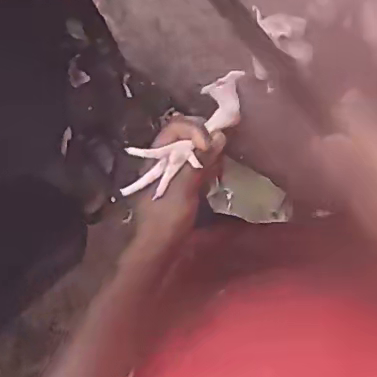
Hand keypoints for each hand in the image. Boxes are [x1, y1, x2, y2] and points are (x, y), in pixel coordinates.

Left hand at [126, 116, 224, 254]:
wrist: (157, 249)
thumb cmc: (166, 221)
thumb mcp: (183, 191)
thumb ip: (199, 163)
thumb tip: (218, 136)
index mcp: (157, 157)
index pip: (177, 127)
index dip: (196, 129)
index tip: (210, 144)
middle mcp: (164, 159)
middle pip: (187, 135)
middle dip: (206, 141)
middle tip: (219, 156)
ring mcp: (173, 170)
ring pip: (194, 149)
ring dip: (209, 155)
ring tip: (217, 171)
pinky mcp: (182, 182)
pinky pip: (198, 164)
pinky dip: (209, 167)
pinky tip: (214, 180)